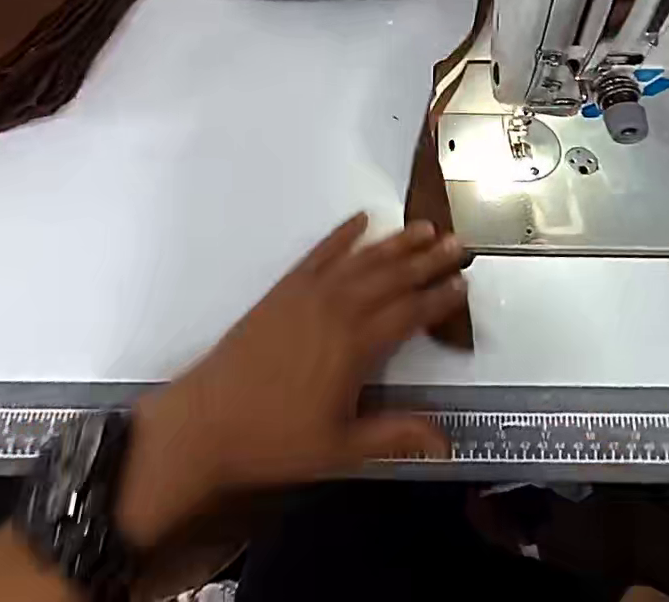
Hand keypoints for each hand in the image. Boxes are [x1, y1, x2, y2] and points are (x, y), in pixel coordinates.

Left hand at [115, 214, 466, 545]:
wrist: (206, 421)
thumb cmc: (275, 437)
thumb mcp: (340, 448)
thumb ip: (395, 436)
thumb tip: (445, 442)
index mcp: (356, 345)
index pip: (410, 313)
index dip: (439, 298)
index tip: (462, 282)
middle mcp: (338, 309)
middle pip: (393, 277)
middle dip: (428, 259)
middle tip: (456, 242)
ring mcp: (310, 293)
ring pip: (363, 259)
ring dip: (395, 242)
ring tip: (423, 227)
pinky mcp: (286, 287)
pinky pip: (321, 252)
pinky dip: (342, 234)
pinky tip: (361, 220)